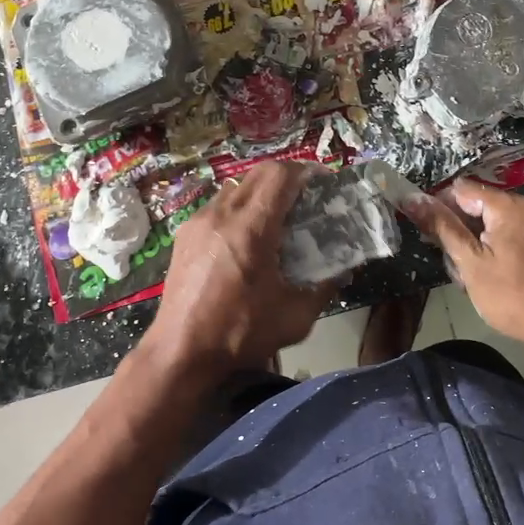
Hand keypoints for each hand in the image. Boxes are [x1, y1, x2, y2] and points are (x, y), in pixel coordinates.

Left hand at [140, 161, 337, 377]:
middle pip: (259, 172)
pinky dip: (239, 208)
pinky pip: (218, 204)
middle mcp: (222, 214)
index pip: (280, 175)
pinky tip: (246, 237)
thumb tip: (344, 268)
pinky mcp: (185, 233)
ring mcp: (199, 221)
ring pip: (237, 185)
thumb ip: (325, 287)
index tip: (322, 182)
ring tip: (276, 217)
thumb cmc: (239, 334)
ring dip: (261, 191)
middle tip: (304, 198)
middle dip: (286, 177)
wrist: (179, 353)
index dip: (305, 171)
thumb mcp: (295, 317)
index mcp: (251, 229)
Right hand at [407, 180, 523, 357]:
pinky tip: (493, 280)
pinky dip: (496, 252)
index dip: (438, 208)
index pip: (461, 190)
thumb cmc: (515, 297)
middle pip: (479, 207)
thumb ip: (443, 228)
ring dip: (476, 247)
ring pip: (494, 226)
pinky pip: (512, 237)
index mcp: (509, 206)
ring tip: (473, 280)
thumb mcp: (471, 263)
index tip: (428, 235)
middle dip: (460, 232)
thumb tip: (413, 199)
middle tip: (455, 267)